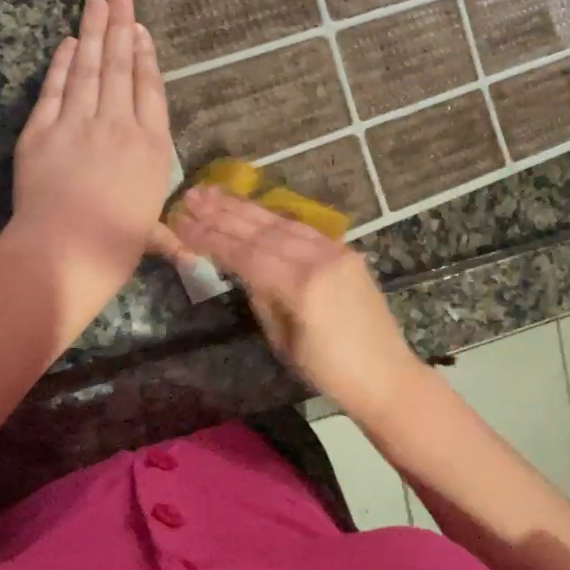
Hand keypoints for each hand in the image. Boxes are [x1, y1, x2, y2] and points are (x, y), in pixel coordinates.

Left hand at [9, 0, 174, 297]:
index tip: (141, 29)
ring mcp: (77, 123)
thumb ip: (161, 227)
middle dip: (120, 26)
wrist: (64, 249)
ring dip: (94, 32)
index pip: (149, 89)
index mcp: (151, 147)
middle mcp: (118, 125)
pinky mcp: (41, 130)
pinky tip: (68, 43)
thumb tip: (183, 251)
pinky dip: (62, 64)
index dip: (145, 55)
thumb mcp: (151, 234)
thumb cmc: (115, 247)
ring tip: (97, 1)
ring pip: (89, 68)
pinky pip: (55, 89)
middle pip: (120, 67)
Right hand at [169, 185, 429, 413]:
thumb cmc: (329, 372)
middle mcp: (320, 259)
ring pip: (282, 223)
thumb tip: (242, 268)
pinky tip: (251, 209)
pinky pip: (302, 229)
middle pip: (262, 230)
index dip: (211, 238)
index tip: (182, 223)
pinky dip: (272, 218)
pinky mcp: (345, 252)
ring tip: (212, 194)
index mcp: (301, 286)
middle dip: (222, 213)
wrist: (387, 375)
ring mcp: (336, 251)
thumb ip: (262, 296)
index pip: (247, 253)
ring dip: (245, 208)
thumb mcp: (283, 340)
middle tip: (190, 197)